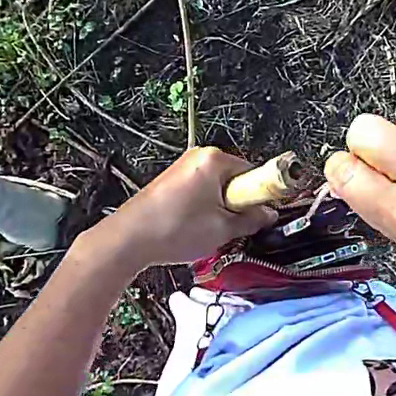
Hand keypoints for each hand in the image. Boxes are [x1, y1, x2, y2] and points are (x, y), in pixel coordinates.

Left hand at [78, 147, 277, 272]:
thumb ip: (251, 219)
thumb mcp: (223, 229)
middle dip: (238, 203)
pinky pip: (202, 190)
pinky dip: (204, 207)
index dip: (261, 196)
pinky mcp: (173, 180)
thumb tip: (267, 214)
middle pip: (237, 178)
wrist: (129, 239)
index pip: (255, 172)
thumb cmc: (171, 229)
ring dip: (220, 208)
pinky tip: (194, 226)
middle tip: (231, 225)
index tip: (264, 212)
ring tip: (208, 228)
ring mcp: (184, 167)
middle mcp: (199, 157)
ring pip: (219, 187)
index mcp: (214, 160)